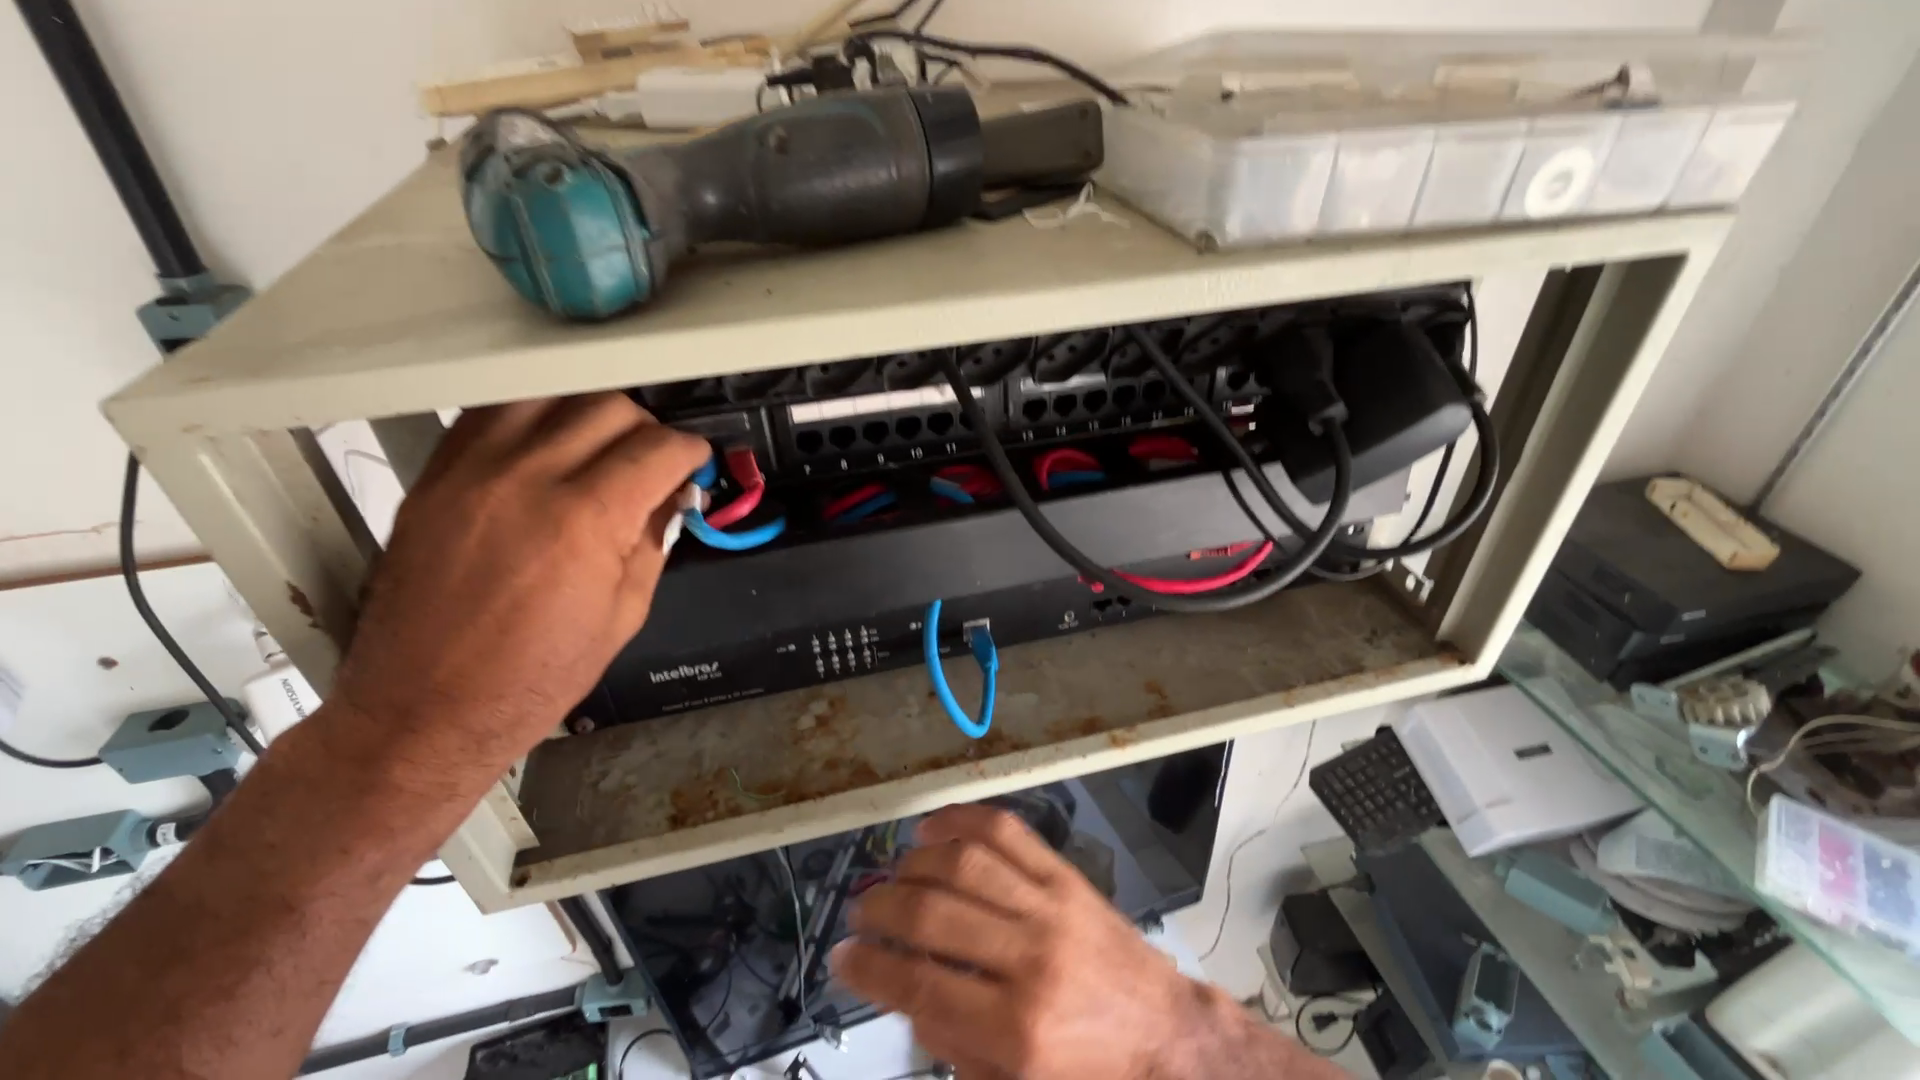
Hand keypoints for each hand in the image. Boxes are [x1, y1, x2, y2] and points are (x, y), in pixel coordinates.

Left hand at [327, 394, 708, 759]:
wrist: (425, 710)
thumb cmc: (531, 679)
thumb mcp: (623, 615)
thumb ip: (652, 541)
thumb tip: (671, 497)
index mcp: (585, 521)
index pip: (658, 448)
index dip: (691, 451)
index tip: (694, 461)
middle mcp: (527, 479)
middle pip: (608, 406)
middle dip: (647, 428)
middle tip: (652, 460)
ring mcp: (472, 472)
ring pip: (548, 393)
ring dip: (587, 411)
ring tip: (599, 446)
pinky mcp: (434, 478)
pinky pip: (489, 414)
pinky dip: (530, 417)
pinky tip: (545, 446)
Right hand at [832, 806, 1218, 1078]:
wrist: (1166, 1032)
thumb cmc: (1090, 1068)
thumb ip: (954, 1043)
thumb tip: (905, 991)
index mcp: (1018, 1028)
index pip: (921, 987)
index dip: (870, 969)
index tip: (842, 958)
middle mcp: (1031, 960)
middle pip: (933, 917)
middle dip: (881, 912)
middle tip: (859, 913)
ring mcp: (1051, 909)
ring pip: (964, 864)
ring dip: (913, 864)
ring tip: (890, 876)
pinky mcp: (1067, 878)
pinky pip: (1008, 833)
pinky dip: (963, 820)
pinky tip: (933, 827)